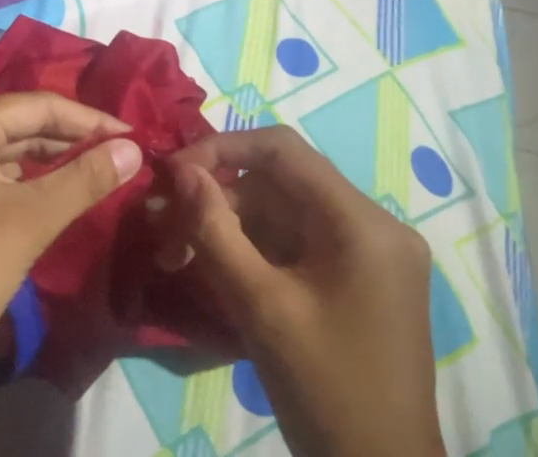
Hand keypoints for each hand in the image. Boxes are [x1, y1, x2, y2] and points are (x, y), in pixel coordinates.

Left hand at [0, 93, 141, 456]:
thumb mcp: (32, 220)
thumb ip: (85, 178)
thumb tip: (133, 149)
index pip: (37, 106)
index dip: (90, 119)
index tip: (134, 136)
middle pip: (17, 124)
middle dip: (70, 139)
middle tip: (122, 155)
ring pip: (1, 150)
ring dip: (47, 160)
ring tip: (97, 171)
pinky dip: (20, 180)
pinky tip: (53, 192)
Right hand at [158, 126, 442, 456]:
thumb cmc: (324, 387)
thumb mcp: (259, 305)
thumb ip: (214, 229)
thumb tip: (180, 171)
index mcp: (361, 222)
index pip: (282, 150)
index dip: (220, 150)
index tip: (171, 176)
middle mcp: (374, 226)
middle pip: (281, 184)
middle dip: (219, 199)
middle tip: (164, 232)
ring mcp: (371, 255)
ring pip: (284, 215)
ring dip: (231, 228)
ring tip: (178, 258)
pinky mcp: (362, 281)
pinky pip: (298, 245)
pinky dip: (255, 251)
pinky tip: (216, 272)